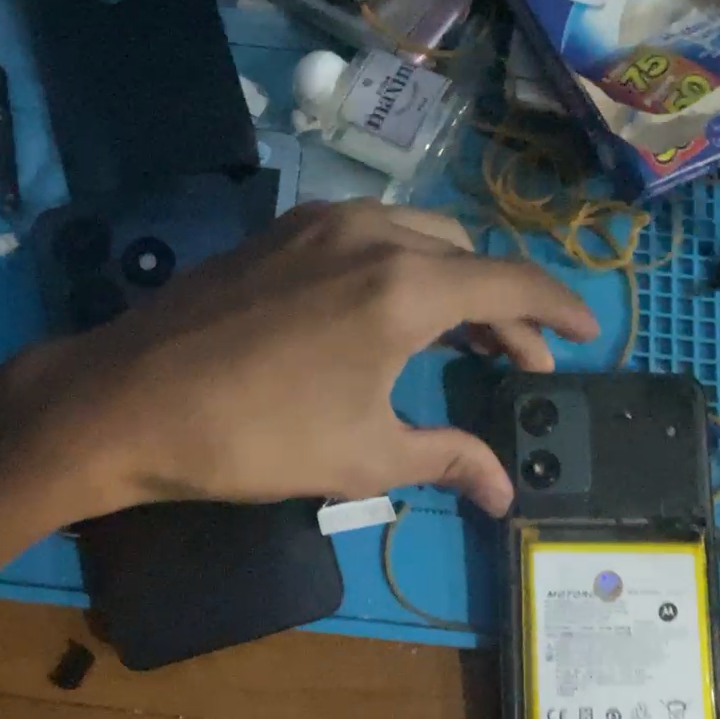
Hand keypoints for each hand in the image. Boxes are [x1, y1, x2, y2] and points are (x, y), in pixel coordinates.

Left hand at [4, 200, 598, 518]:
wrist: (128, 402)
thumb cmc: (256, 438)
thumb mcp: (364, 457)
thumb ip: (448, 459)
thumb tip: (507, 493)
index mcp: (406, 286)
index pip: (513, 285)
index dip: (561, 309)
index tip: (592, 331)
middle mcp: (372, 234)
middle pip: (468, 259)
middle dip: (504, 308)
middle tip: (520, 362)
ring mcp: (320, 224)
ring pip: (417, 238)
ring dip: (453, 283)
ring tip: (463, 338)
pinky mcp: (280, 233)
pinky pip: (368, 237)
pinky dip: (402, 268)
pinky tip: (390, 311)